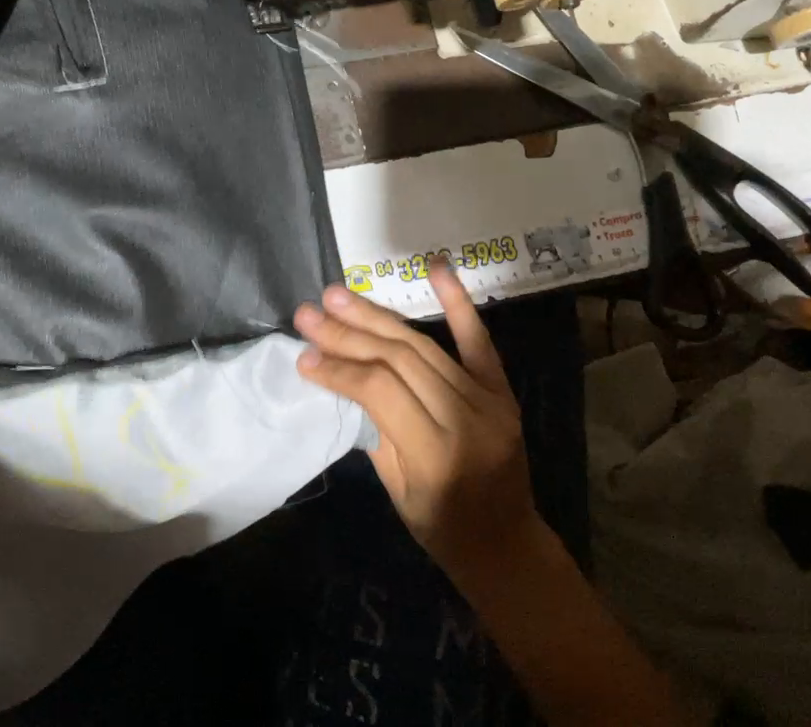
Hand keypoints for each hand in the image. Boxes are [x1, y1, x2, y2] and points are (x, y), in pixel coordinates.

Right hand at [294, 260, 539, 575]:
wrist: (507, 544)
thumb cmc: (442, 529)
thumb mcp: (397, 491)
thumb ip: (375, 431)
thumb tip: (339, 377)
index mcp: (435, 453)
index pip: (378, 391)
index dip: (338, 369)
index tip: (303, 356)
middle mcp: (465, 418)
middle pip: (399, 359)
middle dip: (348, 333)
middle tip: (308, 313)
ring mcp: (489, 400)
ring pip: (423, 344)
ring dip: (376, 317)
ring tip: (338, 296)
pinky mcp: (502, 390)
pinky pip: (478, 340)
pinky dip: (457, 301)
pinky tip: (436, 266)